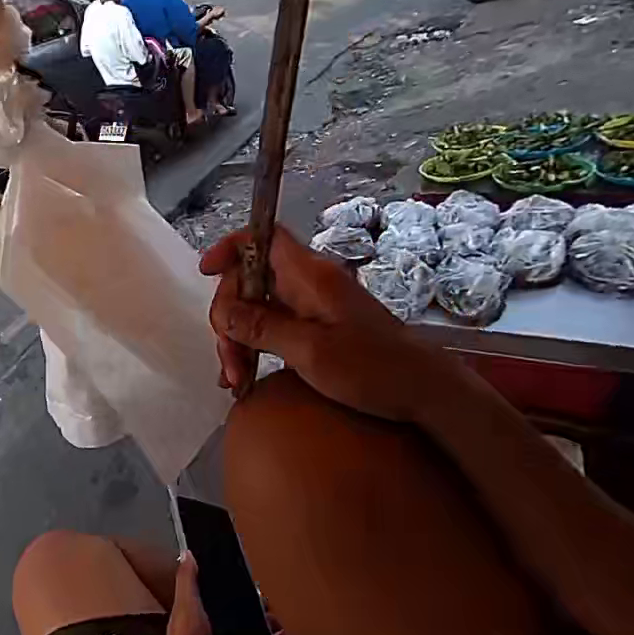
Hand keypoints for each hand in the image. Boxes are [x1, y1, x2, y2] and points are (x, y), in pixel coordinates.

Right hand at [199, 226, 462, 423]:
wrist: (428, 395)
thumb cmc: (375, 369)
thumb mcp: (311, 351)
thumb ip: (262, 327)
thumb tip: (223, 312)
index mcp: (309, 277)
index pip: (262, 239)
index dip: (230, 247)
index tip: (206, 272)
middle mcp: (306, 285)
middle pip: (248, 282)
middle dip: (228, 318)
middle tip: (229, 359)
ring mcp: (309, 308)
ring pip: (253, 309)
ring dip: (236, 340)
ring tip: (236, 379)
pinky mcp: (313, 330)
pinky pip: (268, 329)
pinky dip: (251, 348)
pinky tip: (242, 376)